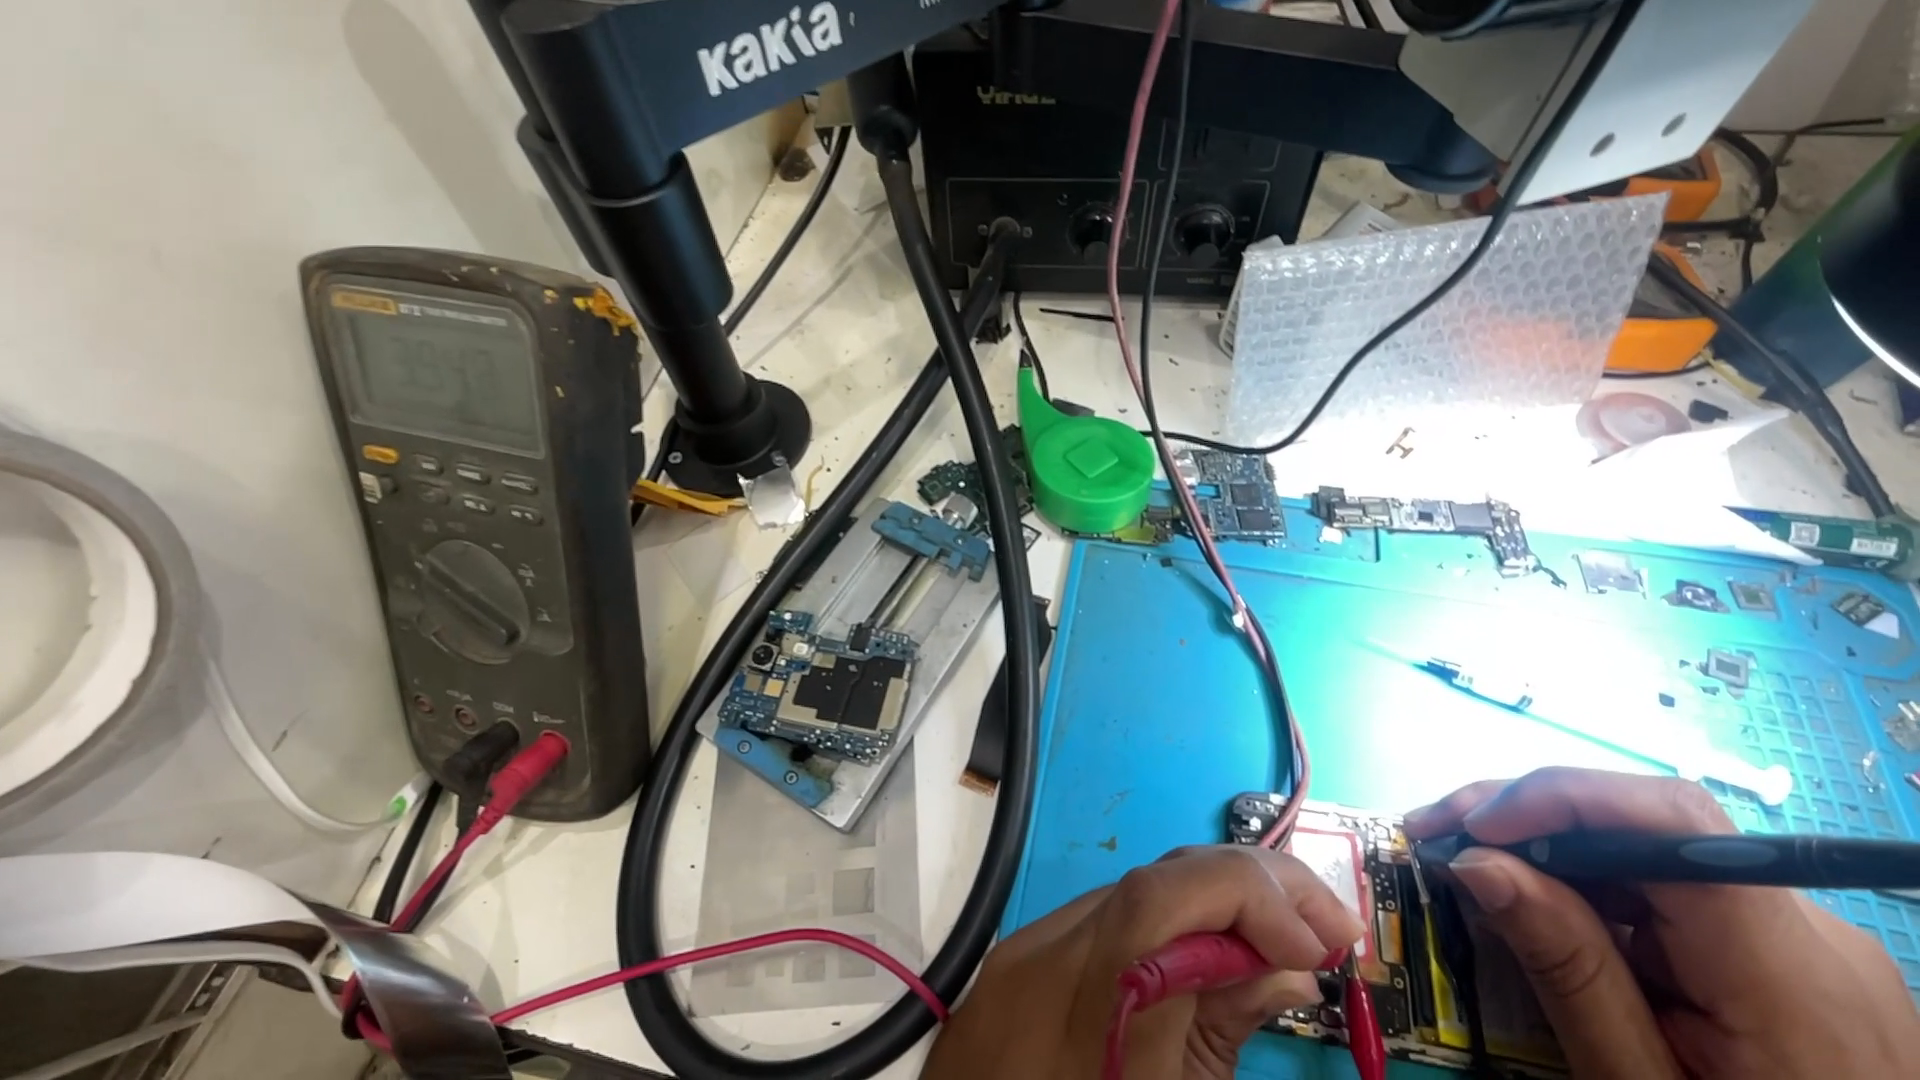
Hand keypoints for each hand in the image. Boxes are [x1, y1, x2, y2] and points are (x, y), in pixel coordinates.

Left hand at [923, 845, 1363, 1079]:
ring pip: (1137, 887)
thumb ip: (1216, 1033)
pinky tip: (1221, 935)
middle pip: (1153, 880)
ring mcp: (1025, 946)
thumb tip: (1286, 967)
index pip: (1157, 903)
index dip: (1245, 899)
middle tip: (1331, 922)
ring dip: (1221, 895)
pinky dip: (1176, 914)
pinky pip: (1111, 912)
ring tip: (1293, 924)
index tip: (1318, 943)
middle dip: (1252, 884)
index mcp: (1071, 1011)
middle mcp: (1041, 955)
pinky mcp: (1022, 949)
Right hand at [1405, 767, 1919, 1078]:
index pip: (1671, 820)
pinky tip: (1539, 908)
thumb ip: (1566, 970)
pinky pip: (1670, 891)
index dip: (1559, 797)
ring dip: (1549, 852)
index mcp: (1786, 971)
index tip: (1468, 825)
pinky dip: (1590, 887)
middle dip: (1527, 818)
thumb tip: (1476, 861)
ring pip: (1648, 852)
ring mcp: (1805, 937)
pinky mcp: (1788, 952)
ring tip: (1467, 870)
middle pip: (1646, 825)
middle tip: (1432, 835)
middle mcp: (1808, 929)